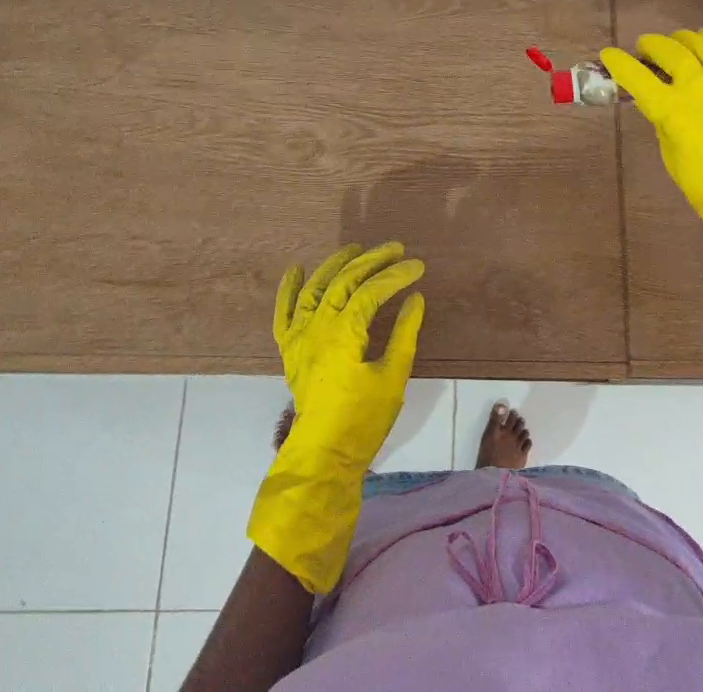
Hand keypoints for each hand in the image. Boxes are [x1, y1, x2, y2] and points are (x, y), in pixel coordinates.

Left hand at [248, 242, 424, 592]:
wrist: (324, 453)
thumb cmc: (363, 419)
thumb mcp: (393, 377)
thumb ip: (404, 334)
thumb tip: (415, 298)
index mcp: (343, 333)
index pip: (371, 291)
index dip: (395, 276)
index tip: (419, 267)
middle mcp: (316, 328)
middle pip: (343, 282)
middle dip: (371, 261)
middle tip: (396, 249)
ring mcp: (299, 338)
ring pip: (314, 290)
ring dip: (334, 265)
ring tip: (354, 249)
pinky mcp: (290, 351)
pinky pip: (284, 313)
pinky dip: (288, 290)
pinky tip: (297, 270)